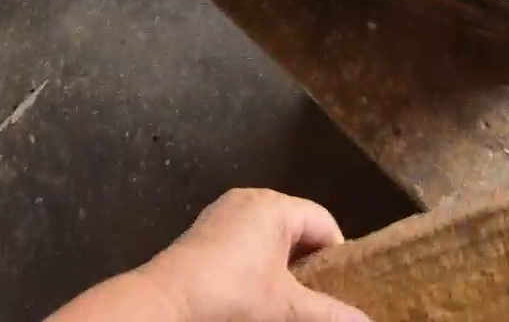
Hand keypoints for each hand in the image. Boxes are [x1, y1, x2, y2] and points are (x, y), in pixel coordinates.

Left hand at [136, 189, 369, 321]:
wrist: (167, 300)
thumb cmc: (233, 294)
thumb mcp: (286, 308)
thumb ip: (329, 313)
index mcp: (275, 206)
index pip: (322, 221)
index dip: (337, 256)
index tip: (341, 290)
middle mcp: (251, 198)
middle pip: (296, 225)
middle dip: (309, 262)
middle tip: (317, 298)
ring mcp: (225, 210)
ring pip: (270, 233)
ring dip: (283, 264)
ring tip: (287, 298)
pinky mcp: (207, 228)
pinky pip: (246, 237)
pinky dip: (257, 260)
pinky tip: (254, 290)